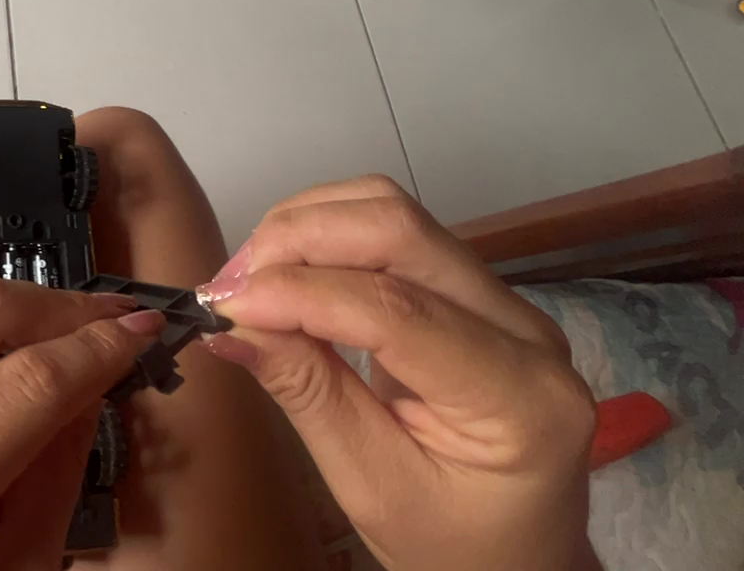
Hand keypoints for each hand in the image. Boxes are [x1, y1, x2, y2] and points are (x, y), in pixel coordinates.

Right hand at [198, 176, 598, 570]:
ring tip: (250, 276)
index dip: (297, 293)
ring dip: (301, 226)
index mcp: (520, 398)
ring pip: (385, 208)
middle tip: (230, 285)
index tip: (222, 306)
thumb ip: (305, 392)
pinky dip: (316, 230)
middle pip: (396, 228)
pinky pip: (382, 224)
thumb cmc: (450, 542)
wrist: (511, 555)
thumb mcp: (370, 485)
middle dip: (295, 239)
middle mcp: (521, 326)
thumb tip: (227, 324)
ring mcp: (496, 295)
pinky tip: (283, 269)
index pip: (395, 309)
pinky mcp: (460, 283)